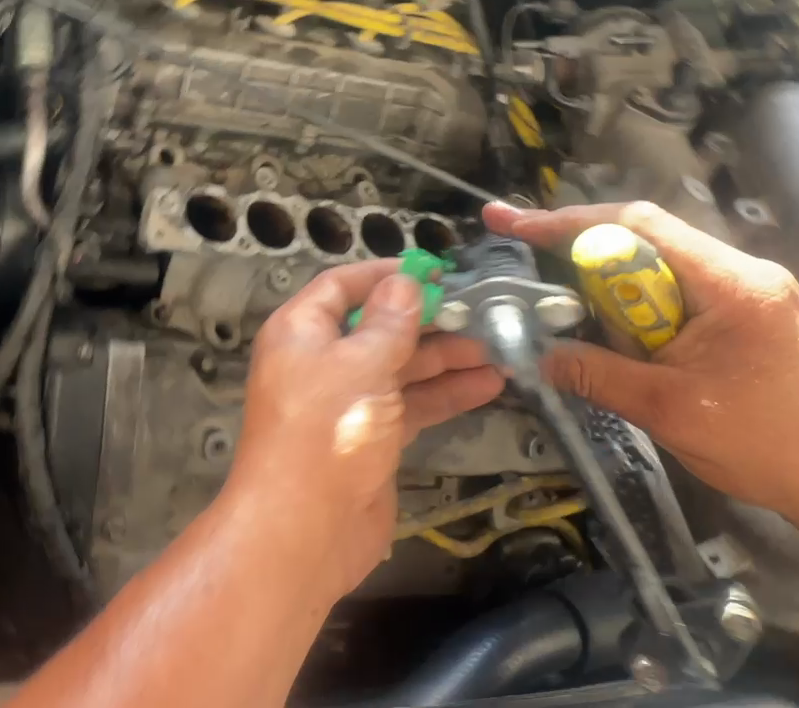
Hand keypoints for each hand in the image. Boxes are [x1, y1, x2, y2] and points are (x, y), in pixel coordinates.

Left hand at [227, 261, 504, 596]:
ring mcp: (344, 399)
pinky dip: (443, 393)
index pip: (341, 285)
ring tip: (499, 346)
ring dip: (444, 356)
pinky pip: (408, 403)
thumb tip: (404, 282)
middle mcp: (319, 359)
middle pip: (375, 325)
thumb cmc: (326, 430)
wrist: (304, 526)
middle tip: (482, 311)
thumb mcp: (359, 364)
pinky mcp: (368, 435)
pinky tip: (489, 384)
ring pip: (398, 365)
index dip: (385, 275)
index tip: (435, 271)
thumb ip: (387, 322)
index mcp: (300, 330)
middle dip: (426, 318)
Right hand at [484, 201, 798, 532]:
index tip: (510, 225)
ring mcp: (752, 295)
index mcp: (730, 282)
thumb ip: (595, 373)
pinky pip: (675, 292)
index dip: (564, 221)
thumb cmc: (775, 447)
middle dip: (575, 248)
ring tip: (557, 304)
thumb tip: (531, 354)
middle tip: (518, 255)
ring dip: (604, 284)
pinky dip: (632, 305)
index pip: (634, 224)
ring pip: (657, 267)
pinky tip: (610, 329)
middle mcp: (743, 273)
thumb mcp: (669, 410)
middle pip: (642, 238)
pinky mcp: (752, 320)